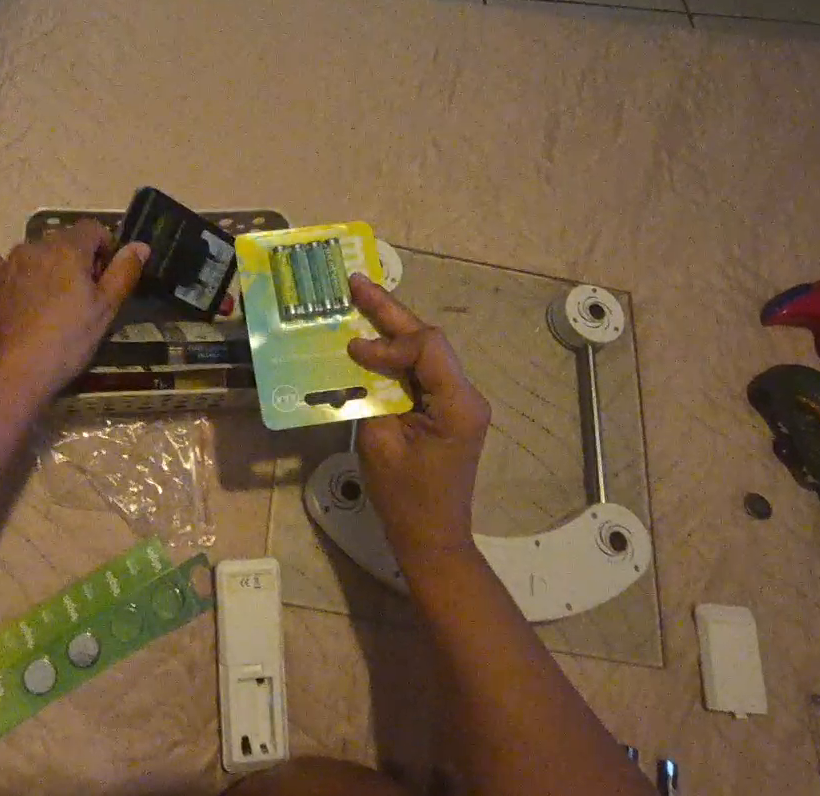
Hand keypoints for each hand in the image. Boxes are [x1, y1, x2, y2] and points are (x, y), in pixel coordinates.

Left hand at [0, 220, 148, 413]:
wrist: (11, 375)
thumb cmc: (67, 342)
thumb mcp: (105, 310)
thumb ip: (124, 273)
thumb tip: (140, 245)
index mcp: (67, 248)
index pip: (93, 228)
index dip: (105, 249)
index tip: (106, 279)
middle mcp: (33, 247)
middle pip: (61, 241)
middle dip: (76, 260)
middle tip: (83, 298)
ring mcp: (4, 265)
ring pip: (30, 253)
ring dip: (44, 267)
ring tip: (49, 304)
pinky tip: (4, 284)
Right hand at [345, 274, 492, 560]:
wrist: (432, 538)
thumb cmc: (405, 498)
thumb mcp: (379, 444)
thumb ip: (369, 396)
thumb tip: (355, 360)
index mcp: (459, 404)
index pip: (426, 348)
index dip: (387, 342)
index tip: (352, 351)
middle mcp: (466, 395)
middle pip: (428, 340)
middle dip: (389, 311)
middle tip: (356, 282)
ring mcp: (458, 401)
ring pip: (425, 350)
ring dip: (391, 328)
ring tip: (359, 300)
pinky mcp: (446, 408)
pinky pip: (420, 370)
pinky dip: (394, 354)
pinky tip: (369, 340)